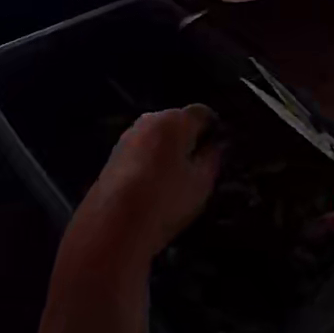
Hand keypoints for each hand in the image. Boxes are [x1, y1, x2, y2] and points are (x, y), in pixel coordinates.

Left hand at [67, 105, 222, 265]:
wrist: (114, 220)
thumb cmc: (166, 198)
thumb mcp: (202, 182)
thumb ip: (212, 158)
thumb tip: (215, 145)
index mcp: (174, 120)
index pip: (202, 113)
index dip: (214, 129)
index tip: (219, 149)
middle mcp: (149, 119)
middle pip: (177, 122)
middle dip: (190, 139)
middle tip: (200, 167)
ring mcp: (128, 134)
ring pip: (158, 135)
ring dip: (169, 150)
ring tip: (177, 180)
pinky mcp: (114, 152)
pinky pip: (142, 148)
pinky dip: (151, 159)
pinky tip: (154, 184)